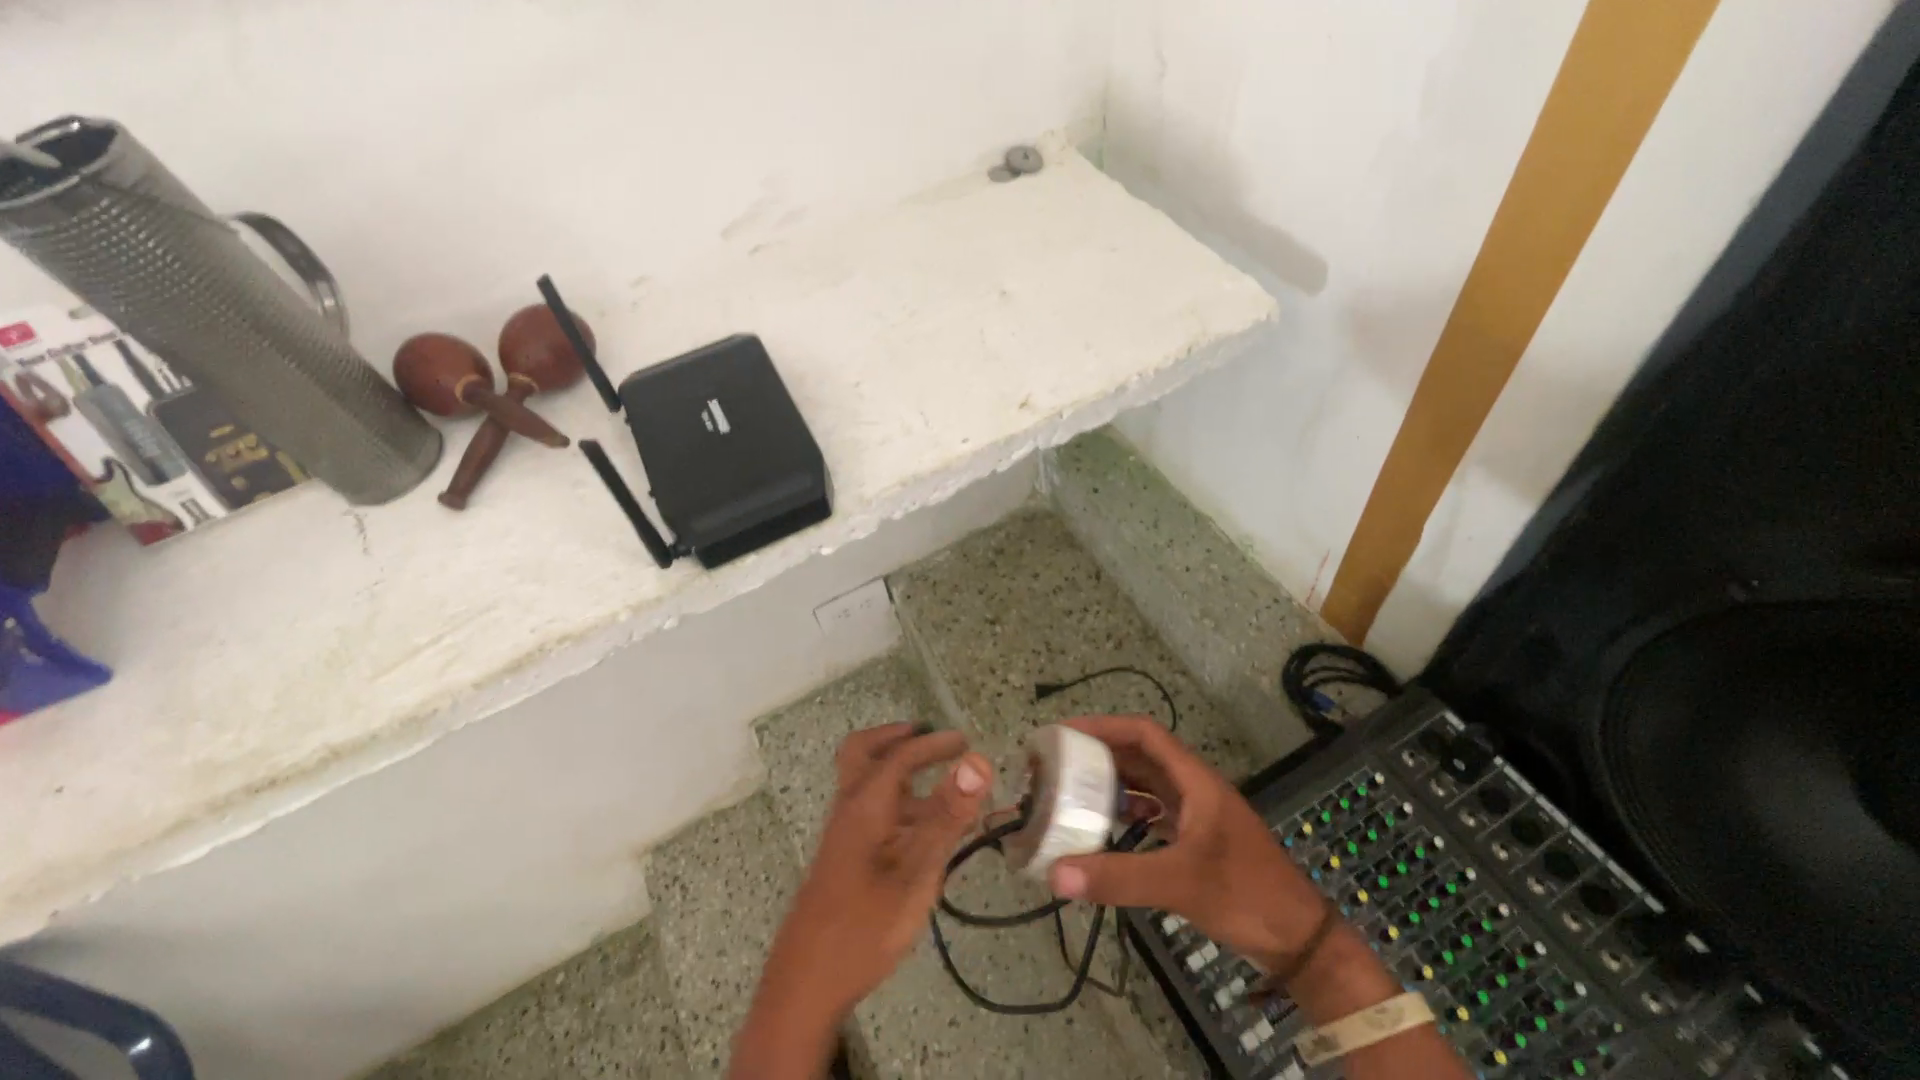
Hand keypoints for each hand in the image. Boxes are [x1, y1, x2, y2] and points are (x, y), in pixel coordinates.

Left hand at [737, 723, 989, 1074]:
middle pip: (863, 754)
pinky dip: (901, 809)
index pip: (899, 756)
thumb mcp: (915, 871)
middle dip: (897, 740)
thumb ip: (947, 817)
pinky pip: (874, 816)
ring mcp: (844, 837)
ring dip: (902, 777)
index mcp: (864, 806)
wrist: (807, 983)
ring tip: (949, 797)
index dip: (934, 744)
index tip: (966, 742)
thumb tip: (978, 762)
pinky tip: (929, 840)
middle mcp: (849, 811)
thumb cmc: (864, 925)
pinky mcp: (846, 861)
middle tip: (932, 742)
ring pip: (869, 787)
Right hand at [1045, 715, 1325, 968]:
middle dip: (1100, 756)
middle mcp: (1196, 791)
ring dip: (1113, 785)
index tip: (1064, 734)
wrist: (1299, 940)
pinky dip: (1128, 816)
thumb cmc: (1246, 896)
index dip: (1104, 727)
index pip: (1146, 734)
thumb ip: (1119, 877)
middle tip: (1058, 765)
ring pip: (1148, 786)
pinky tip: (1106, 831)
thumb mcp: (1180, 883)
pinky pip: (1155, 815)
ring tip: (1072, 794)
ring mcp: (1199, 817)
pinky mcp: (1199, 843)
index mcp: (1196, 782)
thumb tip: (1054, 873)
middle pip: (1142, 757)